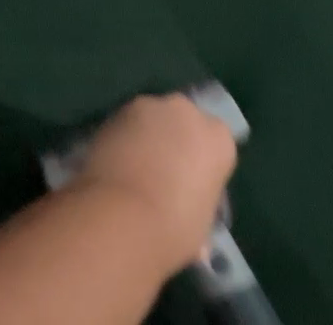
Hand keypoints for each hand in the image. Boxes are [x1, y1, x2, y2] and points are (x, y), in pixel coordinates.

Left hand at [72, 93, 238, 275]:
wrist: (124, 215)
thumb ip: (198, 199)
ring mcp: (147, 107)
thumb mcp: (203, 220)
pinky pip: (125, 124)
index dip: (201, 163)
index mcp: (218, 138)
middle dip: (174, 139)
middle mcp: (186, 112)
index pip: (214, 144)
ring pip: (150, 118)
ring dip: (145, 136)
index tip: (191, 184)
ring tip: (133, 169)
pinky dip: (122, 139)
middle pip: (182, 121)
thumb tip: (185, 212)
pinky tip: (115, 165)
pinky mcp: (114, 111)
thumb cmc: (176, 226)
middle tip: (161, 172)